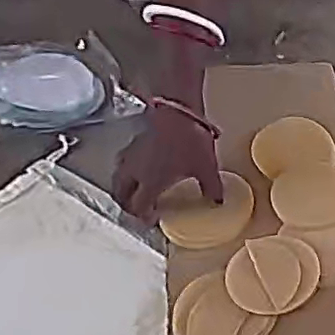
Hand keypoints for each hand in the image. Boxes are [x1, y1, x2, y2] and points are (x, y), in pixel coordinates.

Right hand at [112, 102, 222, 220]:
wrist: (177, 113)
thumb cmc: (191, 142)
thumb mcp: (207, 168)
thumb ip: (212, 188)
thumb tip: (218, 201)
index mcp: (151, 183)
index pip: (139, 207)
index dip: (143, 217)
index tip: (151, 221)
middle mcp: (134, 173)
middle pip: (121, 196)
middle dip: (128, 207)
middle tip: (140, 211)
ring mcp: (129, 158)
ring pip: (117, 182)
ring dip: (123, 192)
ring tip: (136, 196)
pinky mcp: (131, 145)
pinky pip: (121, 167)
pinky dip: (124, 177)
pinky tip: (137, 173)